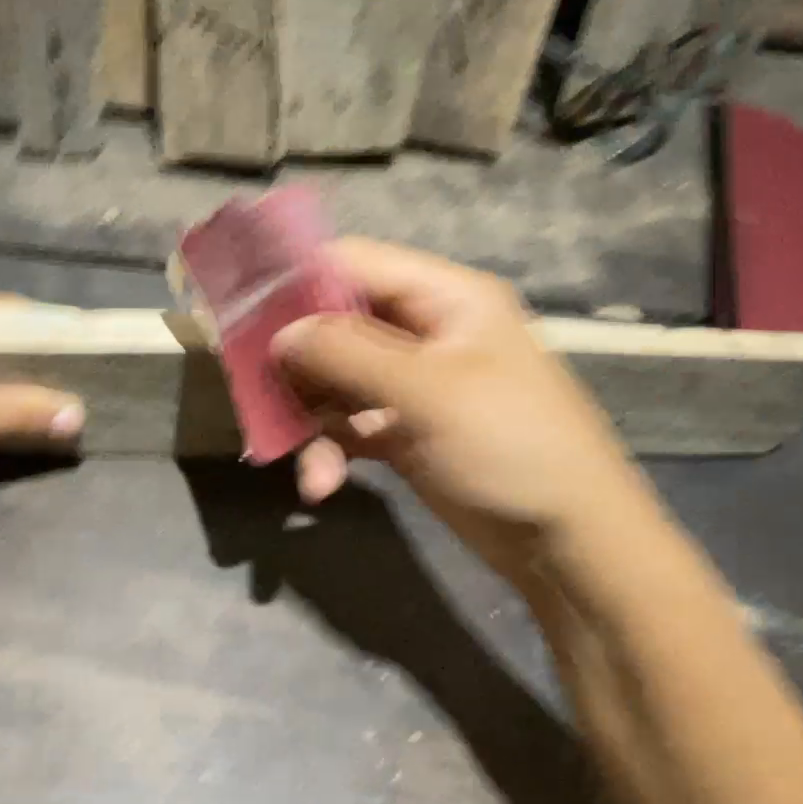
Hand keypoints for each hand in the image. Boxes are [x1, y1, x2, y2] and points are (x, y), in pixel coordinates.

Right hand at [280, 239, 645, 533]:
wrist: (565, 539)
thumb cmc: (509, 447)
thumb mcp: (428, 391)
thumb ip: (348, 354)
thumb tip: (280, 334)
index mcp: (445, 298)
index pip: (354, 264)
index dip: (295, 281)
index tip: (238, 310)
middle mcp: (425, 334)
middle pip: (336, 326)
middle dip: (295, 365)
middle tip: (255, 396)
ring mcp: (413, 388)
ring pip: (336, 384)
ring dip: (311, 422)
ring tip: (305, 466)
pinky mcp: (405, 435)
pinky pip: (349, 428)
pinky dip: (330, 452)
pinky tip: (322, 486)